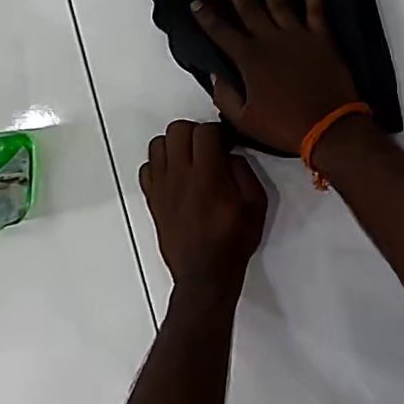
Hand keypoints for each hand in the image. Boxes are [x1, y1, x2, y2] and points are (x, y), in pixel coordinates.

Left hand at [139, 121, 267, 289]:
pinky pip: (146, 168)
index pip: (205, 131)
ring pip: (158, 144)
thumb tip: (230, 156)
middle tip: (208, 146)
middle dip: (195, 131)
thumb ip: (244, 172)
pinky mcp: (152, 199)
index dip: (219, 131)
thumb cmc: (232, 242)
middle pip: (177, 129)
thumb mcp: (256, 204)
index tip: (227, 141)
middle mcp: (180, 176)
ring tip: (190, 158)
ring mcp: (162, 187)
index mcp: (208, 176)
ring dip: (175, 144)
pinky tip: (175, 175)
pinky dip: (159, 165)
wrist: (205, 274)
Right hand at [192, 0, 363, 153]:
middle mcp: (271, 40)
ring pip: (278, 0)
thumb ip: (226, 96)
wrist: (328, 127)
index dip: (207, 16)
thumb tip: (215, 76)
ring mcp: (298, 35)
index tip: (197, 2)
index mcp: (250, 60)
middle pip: (248, 7)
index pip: (221, 32)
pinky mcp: (322, 37)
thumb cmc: (285, 126)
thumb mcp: (245, 120)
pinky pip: (316, 7)